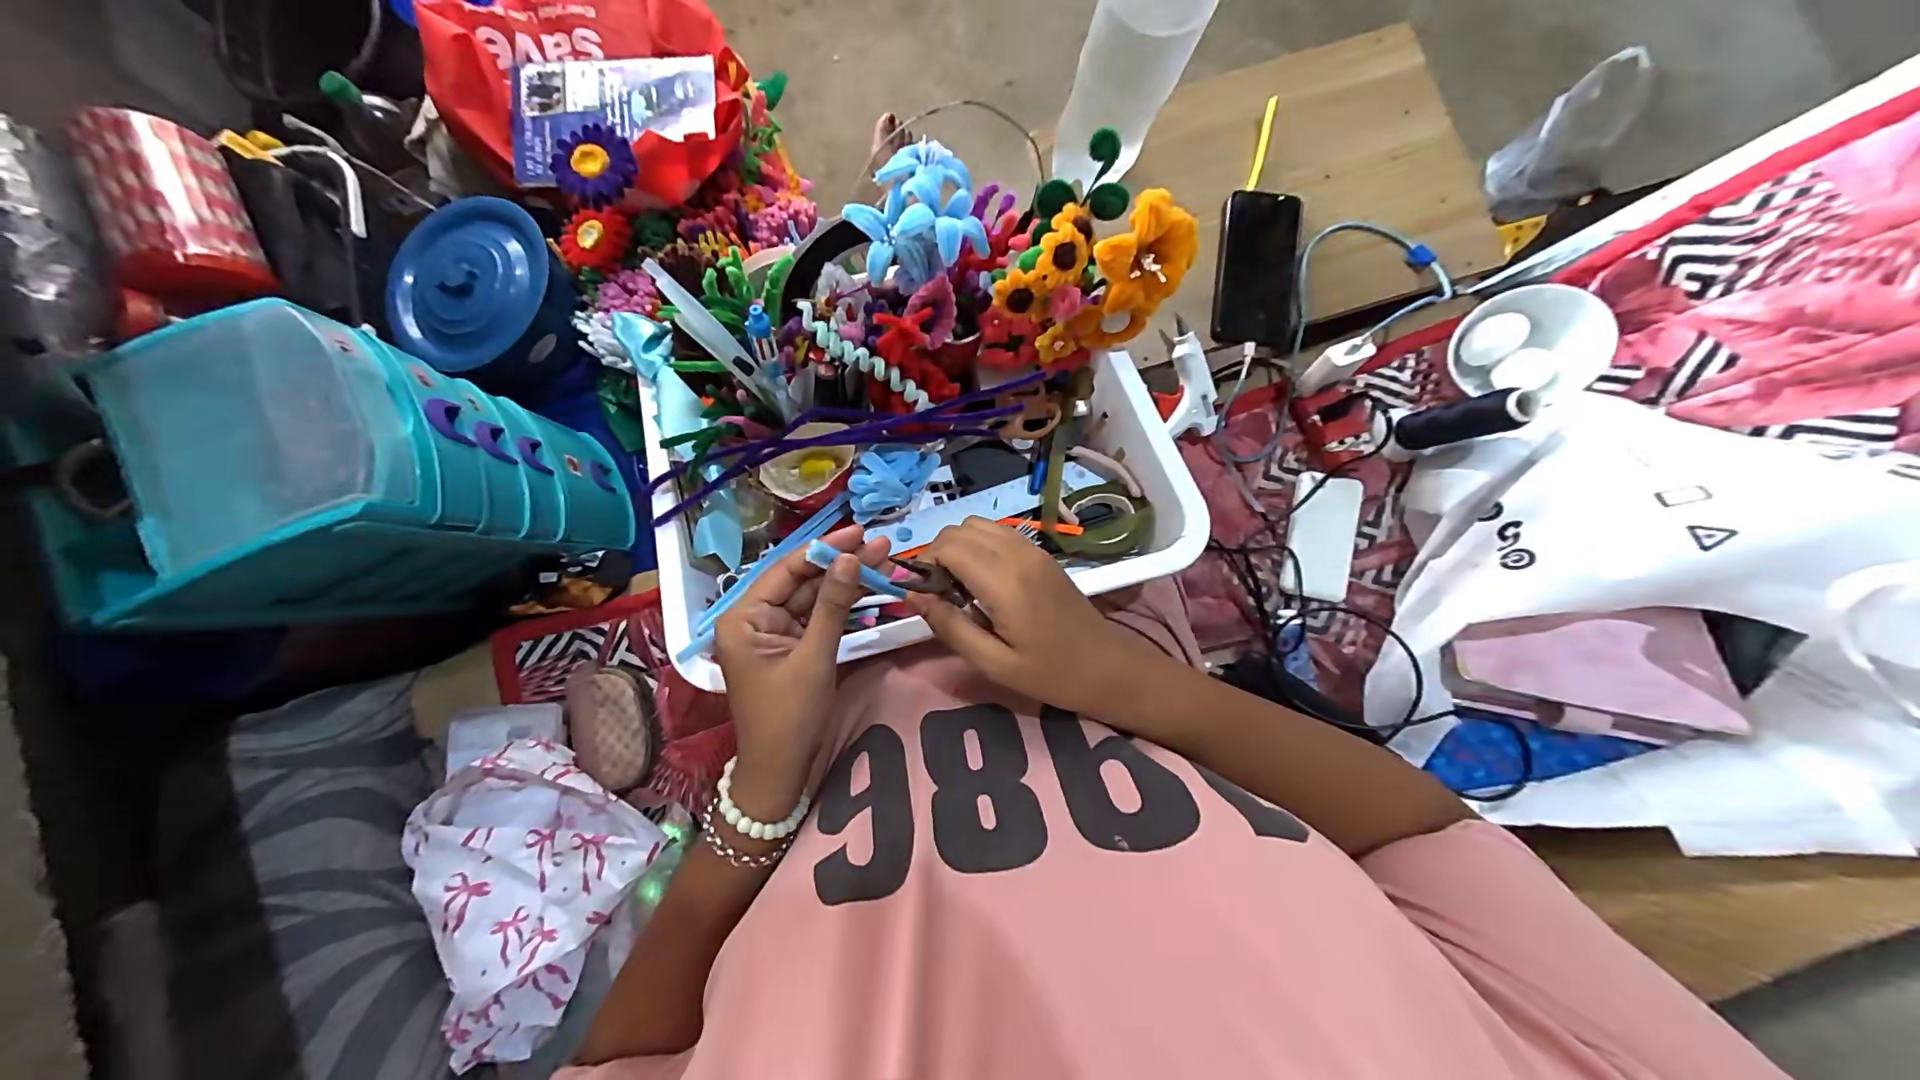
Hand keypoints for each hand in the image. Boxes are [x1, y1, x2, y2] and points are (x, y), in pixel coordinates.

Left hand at [713, 525, 889, 819]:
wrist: (782, 772)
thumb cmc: (790, 717)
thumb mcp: (814, 657)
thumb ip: (833, 605)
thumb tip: (851, 558)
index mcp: (743, 618)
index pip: (786, 570)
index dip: (824, 549)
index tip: (859, 532)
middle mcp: (755, 619)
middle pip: (802, 581)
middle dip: (841, 563)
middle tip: (881, 543)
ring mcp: (775, 633)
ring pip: (813, 597)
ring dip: (846, 581)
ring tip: (883, 558)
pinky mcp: (792, 647)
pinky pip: (817, 617)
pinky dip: (842, 604)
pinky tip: (868, 585)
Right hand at [905, 518, 1172, 717]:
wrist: (1107, 666)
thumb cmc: (1050, 673)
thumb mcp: (993, 662)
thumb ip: (949, 626)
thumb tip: (912, 596)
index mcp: (1005, 581)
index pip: (948, 546)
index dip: (924, 564)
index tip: (922, 594)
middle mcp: (1018, 553)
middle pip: (959, 529)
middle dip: (939, 554)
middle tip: (941, 594)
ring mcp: (1033, 549)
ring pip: (978, 525)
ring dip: (959, 548)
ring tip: (961, 587)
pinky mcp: (1041, 553)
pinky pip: (998, 533)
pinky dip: (980, 546)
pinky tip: (984, 581)